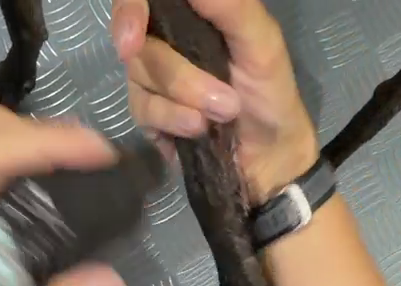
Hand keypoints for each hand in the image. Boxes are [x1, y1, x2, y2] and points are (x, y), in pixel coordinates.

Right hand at [111, 0, 318, 203]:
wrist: (266, 154)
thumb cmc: (269, 93)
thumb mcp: (262, 41)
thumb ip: (230, 6)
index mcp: (188, 14)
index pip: (142, 1)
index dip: (130, 11)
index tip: (133, 37)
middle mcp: (163, 41)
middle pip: (141, 46)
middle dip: (182, 78)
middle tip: (225, 102)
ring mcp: (151, 80)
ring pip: (141, 80)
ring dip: (185, 102)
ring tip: (221, 116)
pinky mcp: (148, 116)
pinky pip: (144, 112)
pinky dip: (174, 121)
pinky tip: (198, 131)